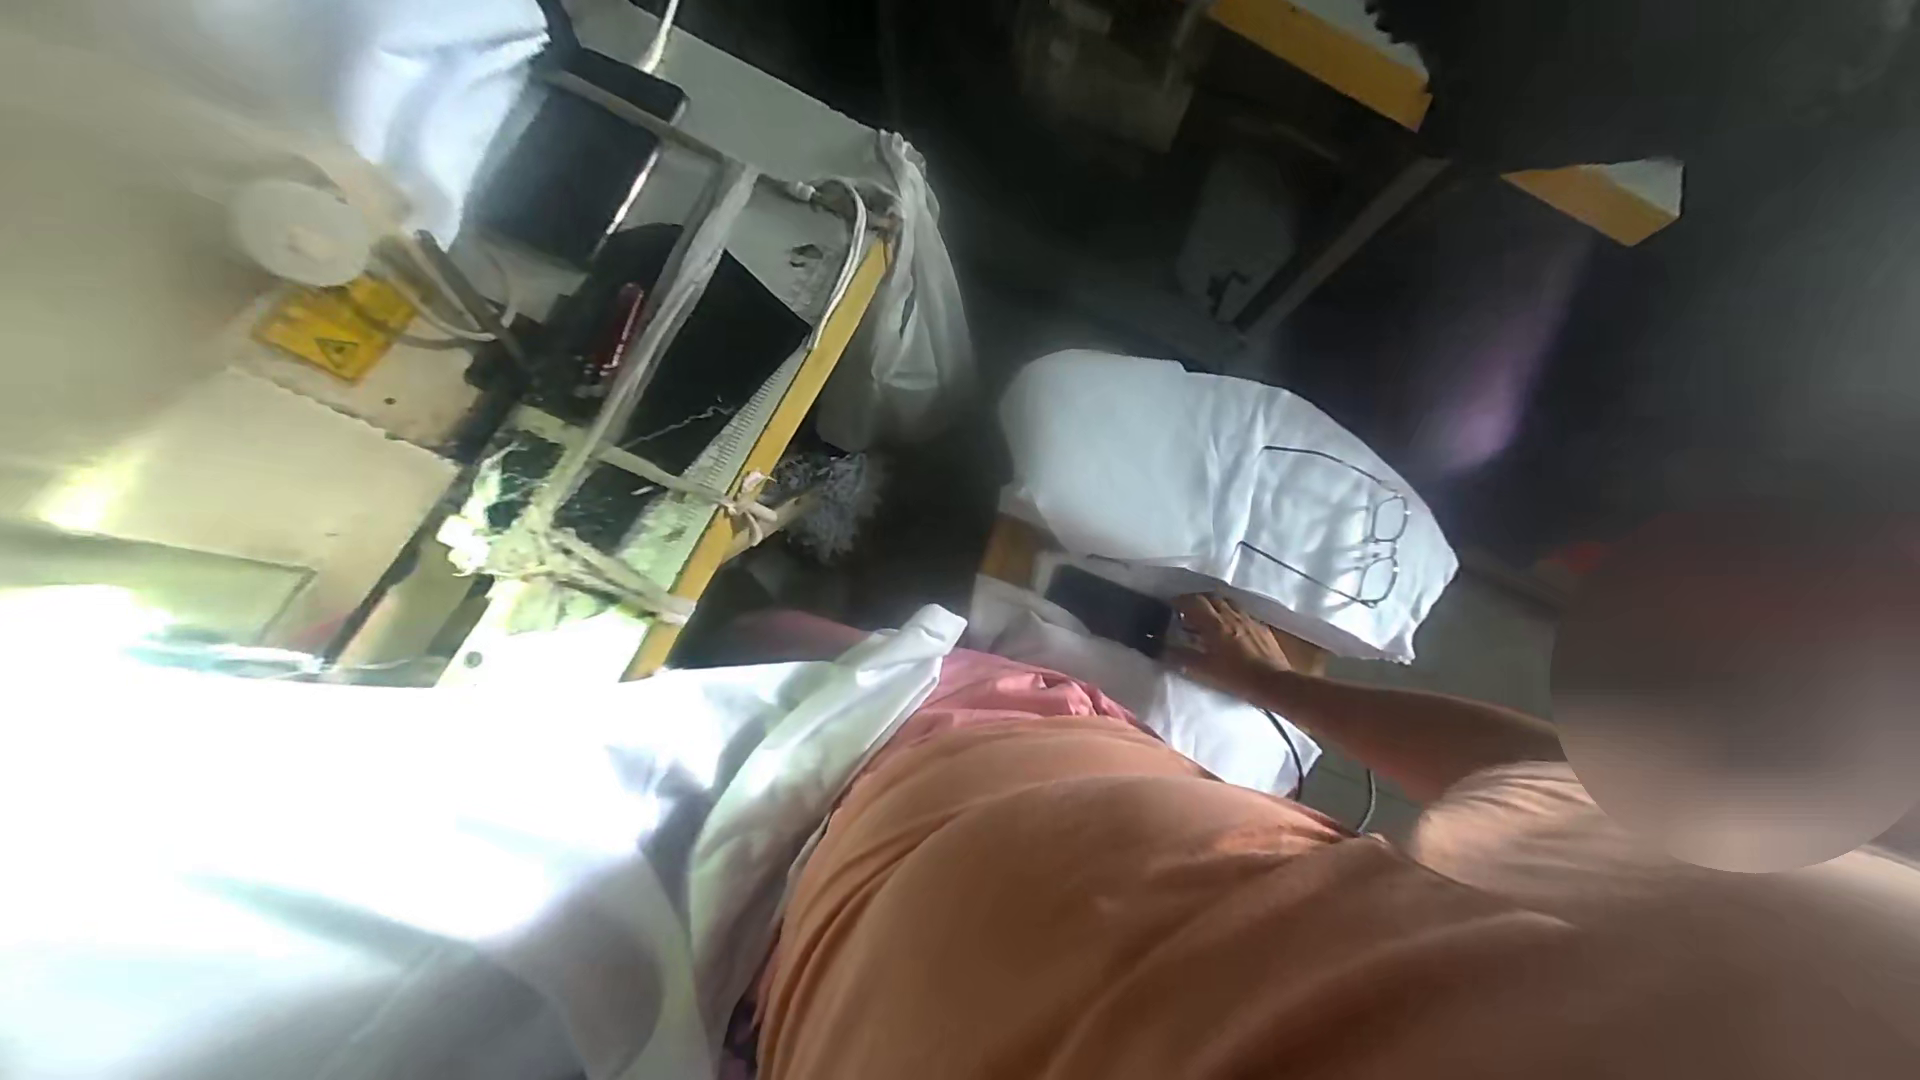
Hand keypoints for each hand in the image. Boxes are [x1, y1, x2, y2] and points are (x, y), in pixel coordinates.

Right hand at [1168, 594, 1292, 699]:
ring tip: (1208, 616)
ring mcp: (1248, 619)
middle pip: (1211, 597)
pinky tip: (1230, 627)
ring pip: (1227, 602)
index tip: (1171, 606)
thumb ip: (1181, 657)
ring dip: (1214, 605)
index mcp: (1214, 624)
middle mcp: (1231, 615)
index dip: (1180, 601)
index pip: (1194, 601)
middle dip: (1196, 600)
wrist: (1274, 683)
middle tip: (1187, 611)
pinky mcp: (1261, 627)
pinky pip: (1242, 612)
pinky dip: (1231, 614)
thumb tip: (1160, 649)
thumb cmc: (1236, 677)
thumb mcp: (1204, 670)